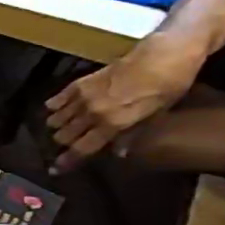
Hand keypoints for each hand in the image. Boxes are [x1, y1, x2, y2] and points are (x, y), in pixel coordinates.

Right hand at [44, 34, 206, 172]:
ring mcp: (81, 97)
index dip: (68, 161)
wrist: (162, 55)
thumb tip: (117, 152)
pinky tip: (57, 110)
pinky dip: (54, 108)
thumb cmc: (169, 86)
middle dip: (64, 143)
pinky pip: (56, 101)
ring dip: (59, 127)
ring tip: (63, 129)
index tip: (54, 170)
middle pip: (64, 135)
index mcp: (112, 123)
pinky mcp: (77, 84)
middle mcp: (91, 113)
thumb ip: (132, 134)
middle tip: (67, 146)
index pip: (82, 148)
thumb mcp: (157, 114)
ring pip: (56, 120)